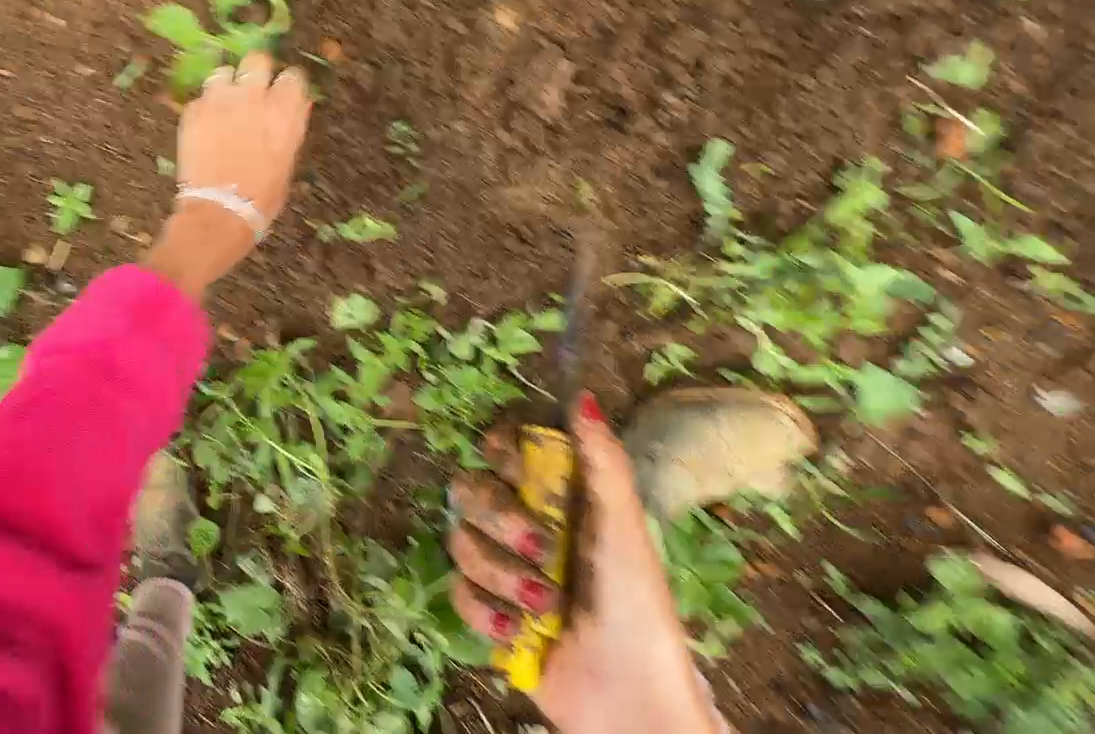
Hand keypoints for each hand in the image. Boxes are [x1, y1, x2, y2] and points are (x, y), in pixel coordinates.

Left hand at [144, 53, 309, 299]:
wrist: (219, 210)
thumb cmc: (262, 197)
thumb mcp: (287, 163)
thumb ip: (288, 129)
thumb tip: (294, 108)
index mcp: (284, 112)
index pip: (293, 76)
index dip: (287, 85)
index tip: (283, 93)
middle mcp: (254, 97)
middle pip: (257, 61)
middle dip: (256, 72)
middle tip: (252, 90)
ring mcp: (221, 100)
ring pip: (224, 73)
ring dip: (227, 86)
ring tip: (224, 106)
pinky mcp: (194, 110)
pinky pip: (202, 97)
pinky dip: (205, 107)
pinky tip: (206, 126)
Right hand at [448, 394, 728, 733]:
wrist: (629, 701)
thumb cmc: (637, 606)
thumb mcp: (624, 528)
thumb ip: (602, 460)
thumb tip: (582, 393)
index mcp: (556, 496)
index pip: (502, 449)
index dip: (500, 454)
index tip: (516, 469)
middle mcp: (523, 523)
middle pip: (471, 491)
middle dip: (502, 521)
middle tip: (542, 549)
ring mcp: (503, 568)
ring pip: (461, 541)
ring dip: (502, 575)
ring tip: (544, 606)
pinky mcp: (489, 612)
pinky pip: (458, 591)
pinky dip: (485, 612)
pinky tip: (517, 633)